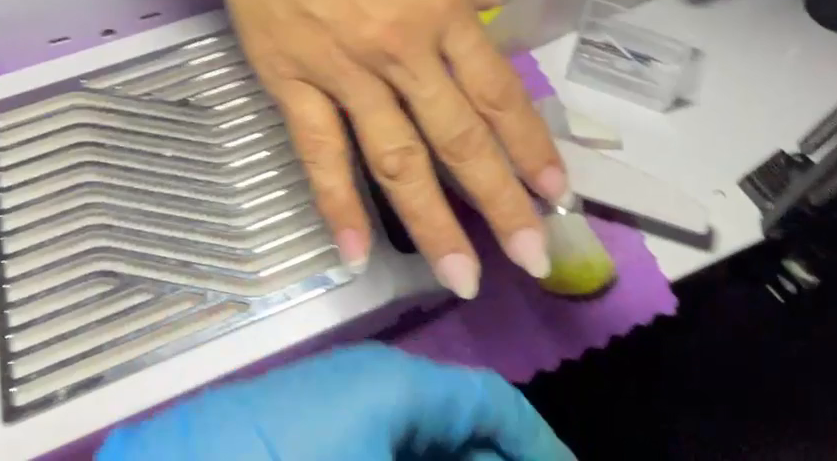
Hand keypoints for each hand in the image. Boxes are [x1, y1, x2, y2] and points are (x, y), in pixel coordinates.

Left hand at [96, 344, 575, 460]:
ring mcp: (330, 410)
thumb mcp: (389, 460)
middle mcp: (368, 385)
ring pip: (414, 439)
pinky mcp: (299, 436)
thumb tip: (500, 458)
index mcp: (394, 384)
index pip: (490, 403)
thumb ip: (452, 453)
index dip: (537, 442)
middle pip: (454, 424)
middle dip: (492, 459)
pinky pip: (375, 446)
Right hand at [172, 0, 566, 297]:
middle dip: (501, 202)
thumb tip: (491, 4)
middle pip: (460, 137)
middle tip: (535, 259)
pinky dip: (337, 203)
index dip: (531, 147)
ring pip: (397, 159)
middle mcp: (403, 47)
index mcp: (444, 4)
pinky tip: (358, 252)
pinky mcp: (287, 78)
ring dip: (434, 222)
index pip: (498, 92)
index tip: (556, 194)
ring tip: (465, 279)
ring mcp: (343, 69)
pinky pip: (317, 151)